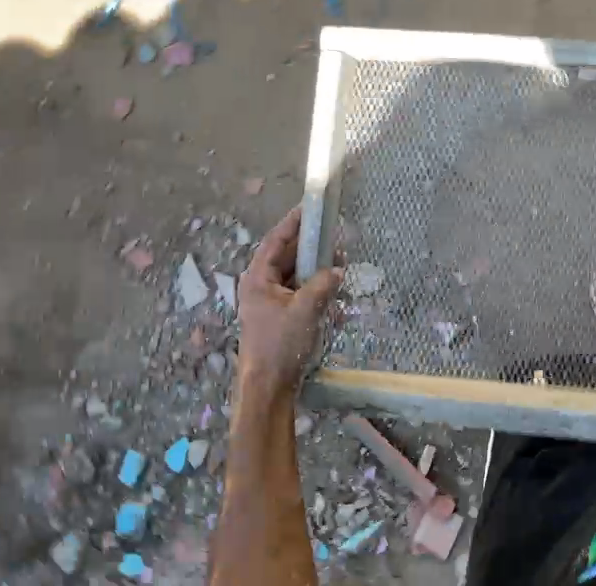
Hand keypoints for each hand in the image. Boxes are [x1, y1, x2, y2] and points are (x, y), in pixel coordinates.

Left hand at [237, 207, 341, 398]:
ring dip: (315, 266)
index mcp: (257, 279)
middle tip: (334, 233)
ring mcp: (270, 302)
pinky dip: (315, 285)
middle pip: (286, 255)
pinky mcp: (280, 316)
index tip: (310, 206)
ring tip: (338, 257)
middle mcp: (260, 286)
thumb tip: (337, 269)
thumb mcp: (305, 310)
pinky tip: (332, 285)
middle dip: (310, 245)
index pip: (275, 240)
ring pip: (294, 274)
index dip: (293, 222)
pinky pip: (299, 291)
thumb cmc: (280, 345)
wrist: (268, 389)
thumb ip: (323, 284)